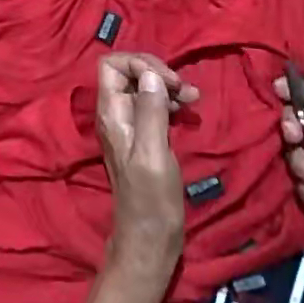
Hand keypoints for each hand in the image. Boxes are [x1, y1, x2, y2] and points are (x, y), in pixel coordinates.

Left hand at [95, 53, 198, 282]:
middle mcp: (114, 113)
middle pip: (127, 72)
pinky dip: (169, 102)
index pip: (111, 64)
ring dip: (166, 86)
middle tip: (186, 89)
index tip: (169, 81)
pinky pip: (152, 105)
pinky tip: (188, 110)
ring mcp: (128, 124)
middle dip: (156, 71)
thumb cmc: (152, 199)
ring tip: (193, 97)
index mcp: (110, 112)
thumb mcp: (154, 153)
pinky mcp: (143, 136)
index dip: (139, 63)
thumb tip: (150, 73)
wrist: (150, 239)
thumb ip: (150, 111)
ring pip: (141, 87)